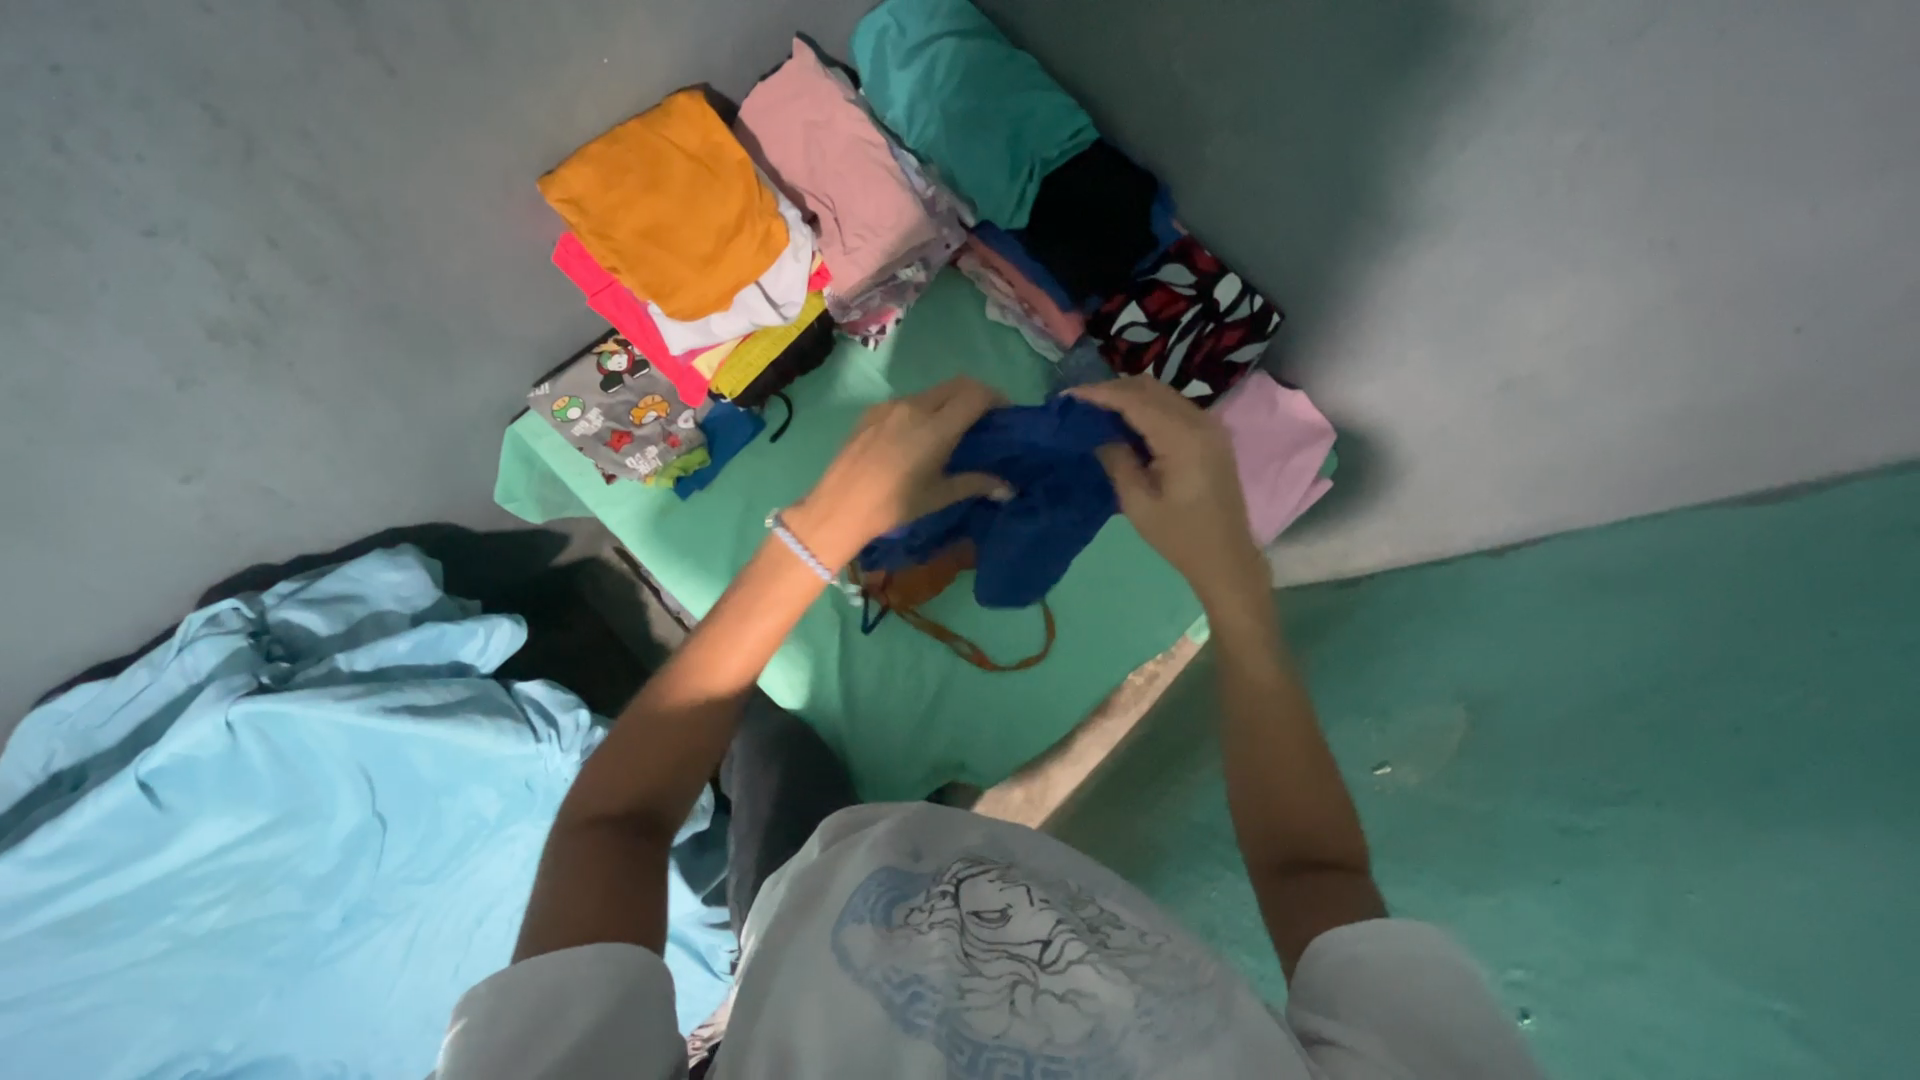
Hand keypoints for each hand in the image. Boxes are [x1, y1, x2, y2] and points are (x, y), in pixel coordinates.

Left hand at [785, 377, 1010, 565]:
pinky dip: (924, 409)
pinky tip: (919, 435)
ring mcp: (890, 406)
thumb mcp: (938, 496)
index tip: (1005, 413)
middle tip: (985, 417)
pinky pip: (908, 402)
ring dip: (949, 401)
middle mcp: (914, 407)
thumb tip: (1007, 489)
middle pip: (957, 384)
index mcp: (935, 427)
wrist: (840, 506)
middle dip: (976, 394)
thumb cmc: (894, 506)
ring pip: (931, 392)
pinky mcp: (872, 412)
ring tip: (952, 428)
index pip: (976, 394)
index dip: (996, 398)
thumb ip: (975, 484)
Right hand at [1069, 376, 1267, 605]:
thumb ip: (1117, 461)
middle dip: (1112, 390)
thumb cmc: (1179, 537)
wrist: (1226, 557)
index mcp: (1182, 438)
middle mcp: (1200, 421)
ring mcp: (1210, 426)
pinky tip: (1126, 422)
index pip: (1135, 400)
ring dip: (1129, 397)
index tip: (1068, 397)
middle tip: (1079, 403)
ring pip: (1162, 394)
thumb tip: (1100, 435)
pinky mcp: (1211, 435)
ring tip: (1097, 410)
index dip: (1099, 394)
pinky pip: (1174, 407)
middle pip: (1150, 388)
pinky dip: (1147, 407)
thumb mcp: (1138, 504)